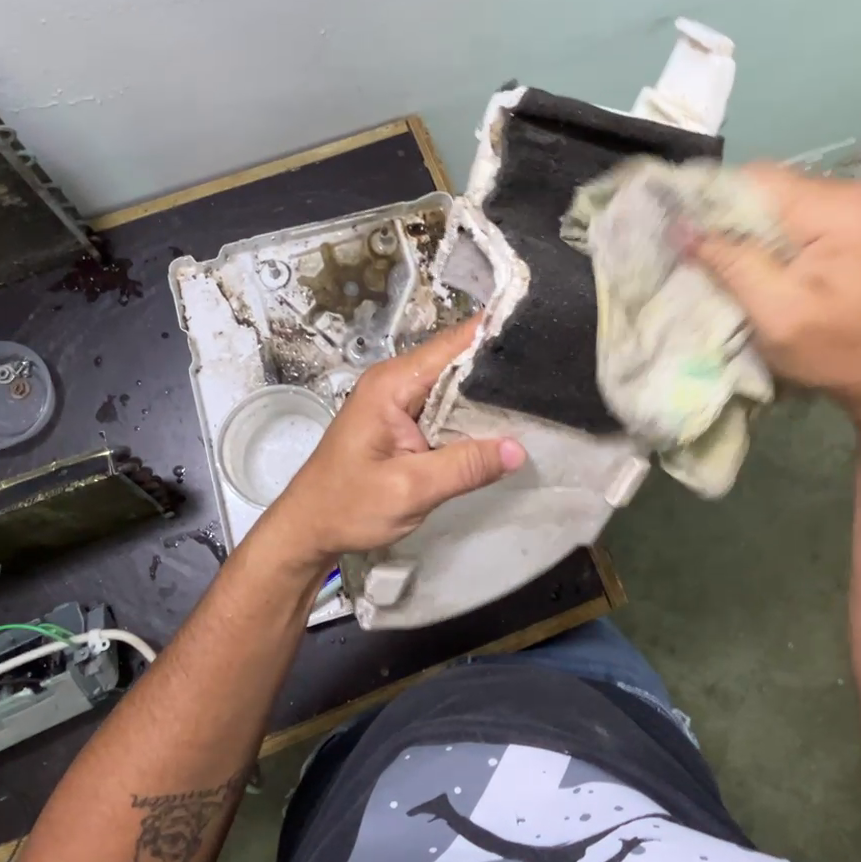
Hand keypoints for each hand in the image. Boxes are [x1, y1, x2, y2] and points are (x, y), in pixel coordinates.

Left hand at [253, 318, 526, 568]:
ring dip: (488, 390)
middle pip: (456, 359)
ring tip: (539, 391)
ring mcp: (398, 399)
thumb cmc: (348, 506)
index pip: (452, 345)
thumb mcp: (409, 490)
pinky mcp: (403, 420)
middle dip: (499, 364)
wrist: (308, 528)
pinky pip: (445, 404)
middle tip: (552, 369)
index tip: (539, 334)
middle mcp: (395, 381)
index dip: (494, 336)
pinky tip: (504, 420)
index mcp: (392, 384)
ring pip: (453, 383)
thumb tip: (518, 449)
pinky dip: (472, 411)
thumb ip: (464, 467)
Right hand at [686, 164, 860, 432]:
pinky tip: (768, 266)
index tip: (683, 233)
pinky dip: (778, 236)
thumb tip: (679, 226)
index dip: (713, 202)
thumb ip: (731, 264)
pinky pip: (805, 214)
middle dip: (733, 218)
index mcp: (844, 210)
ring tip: (733, 264)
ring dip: (754, 228)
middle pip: (772, 187)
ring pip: (785, 200)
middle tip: (704, 255)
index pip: (757, 180)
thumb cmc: (844, 355)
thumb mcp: (778, 316)